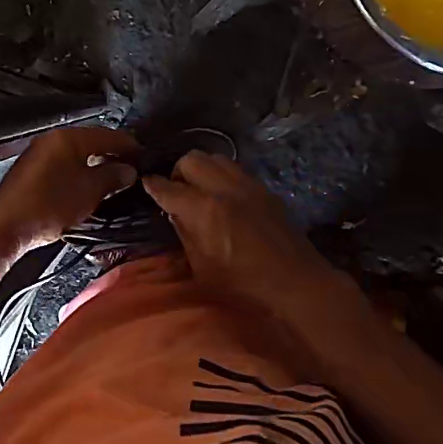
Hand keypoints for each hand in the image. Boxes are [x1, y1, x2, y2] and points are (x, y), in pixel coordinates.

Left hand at [0, 127, 139, 256]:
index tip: (142, 157)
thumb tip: (126, 171)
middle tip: (130, 172)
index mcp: (68, 138)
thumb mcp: (90, 192)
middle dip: (112, 157)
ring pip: (77, 156)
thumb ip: (113, 177)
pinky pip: (63, 167)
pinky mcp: (32, 173)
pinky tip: (87, 192)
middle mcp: (51, 141)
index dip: (129, 147)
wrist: (5, 228)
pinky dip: (79, 176)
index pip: (108, 135)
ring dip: (95, 168)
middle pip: (92, 143)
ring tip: (112, 185)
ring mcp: (39, 156)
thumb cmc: (44, 207)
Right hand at [143, 151, 342, 315]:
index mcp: (205, 209)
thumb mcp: (203, 267)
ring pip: (216, 158)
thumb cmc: (243, 285)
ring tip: (201, 191)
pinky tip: (224, 196)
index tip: (147, 185)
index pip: (169, 187)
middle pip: (191, 159)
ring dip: (203, 170)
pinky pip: (236, 170)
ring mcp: (248, 185)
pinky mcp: (265, 189)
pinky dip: (223, 176)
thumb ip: (185, 234)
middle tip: (177, 192)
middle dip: (178, 172)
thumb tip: (174, 212)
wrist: (295, 281)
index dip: (153, 186)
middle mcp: (225, 188)